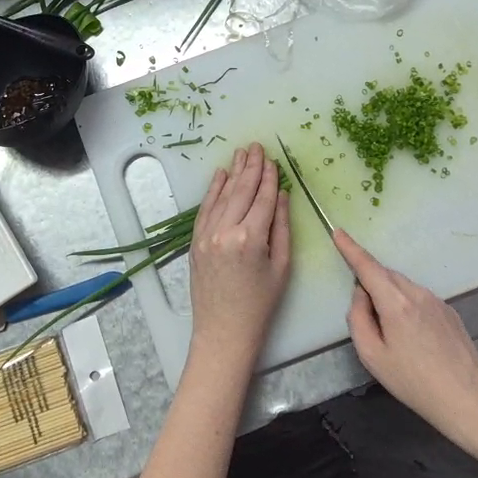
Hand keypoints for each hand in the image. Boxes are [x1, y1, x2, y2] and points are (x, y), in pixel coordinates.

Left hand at [188, 144, 291, 369]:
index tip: (274, 160)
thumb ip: (282, 228)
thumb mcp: (281, 267)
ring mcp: (206, 236)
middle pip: (241, 192)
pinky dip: (212, 191)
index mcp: (251, 239)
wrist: (224, 330)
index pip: (264, 199)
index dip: (270, 178)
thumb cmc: (260, 304)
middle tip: (257, 146)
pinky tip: (220, 175)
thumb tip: (282, 196)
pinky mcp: (195, 242)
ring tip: (241, 154)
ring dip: (232, 173)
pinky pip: (205, 210)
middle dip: (251, 167)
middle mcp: (225, 232)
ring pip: (221, 196)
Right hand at [334, 229, 477, 459]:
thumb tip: (360, 295)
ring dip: (389, 298)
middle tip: (367, 320)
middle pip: (386, 276)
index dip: (350, 249)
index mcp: (395, 302)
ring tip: (392, 337)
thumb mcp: (372, 355)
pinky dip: (406, 307)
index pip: (368, 267)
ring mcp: (437, 301)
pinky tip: (413, 339)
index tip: (338, 232)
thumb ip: (358, 318)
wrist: (467, 397)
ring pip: (403, 287)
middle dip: (370, 284)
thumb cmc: (413, 381)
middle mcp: (418, 293)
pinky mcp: (449, 311)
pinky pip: (419, 299)